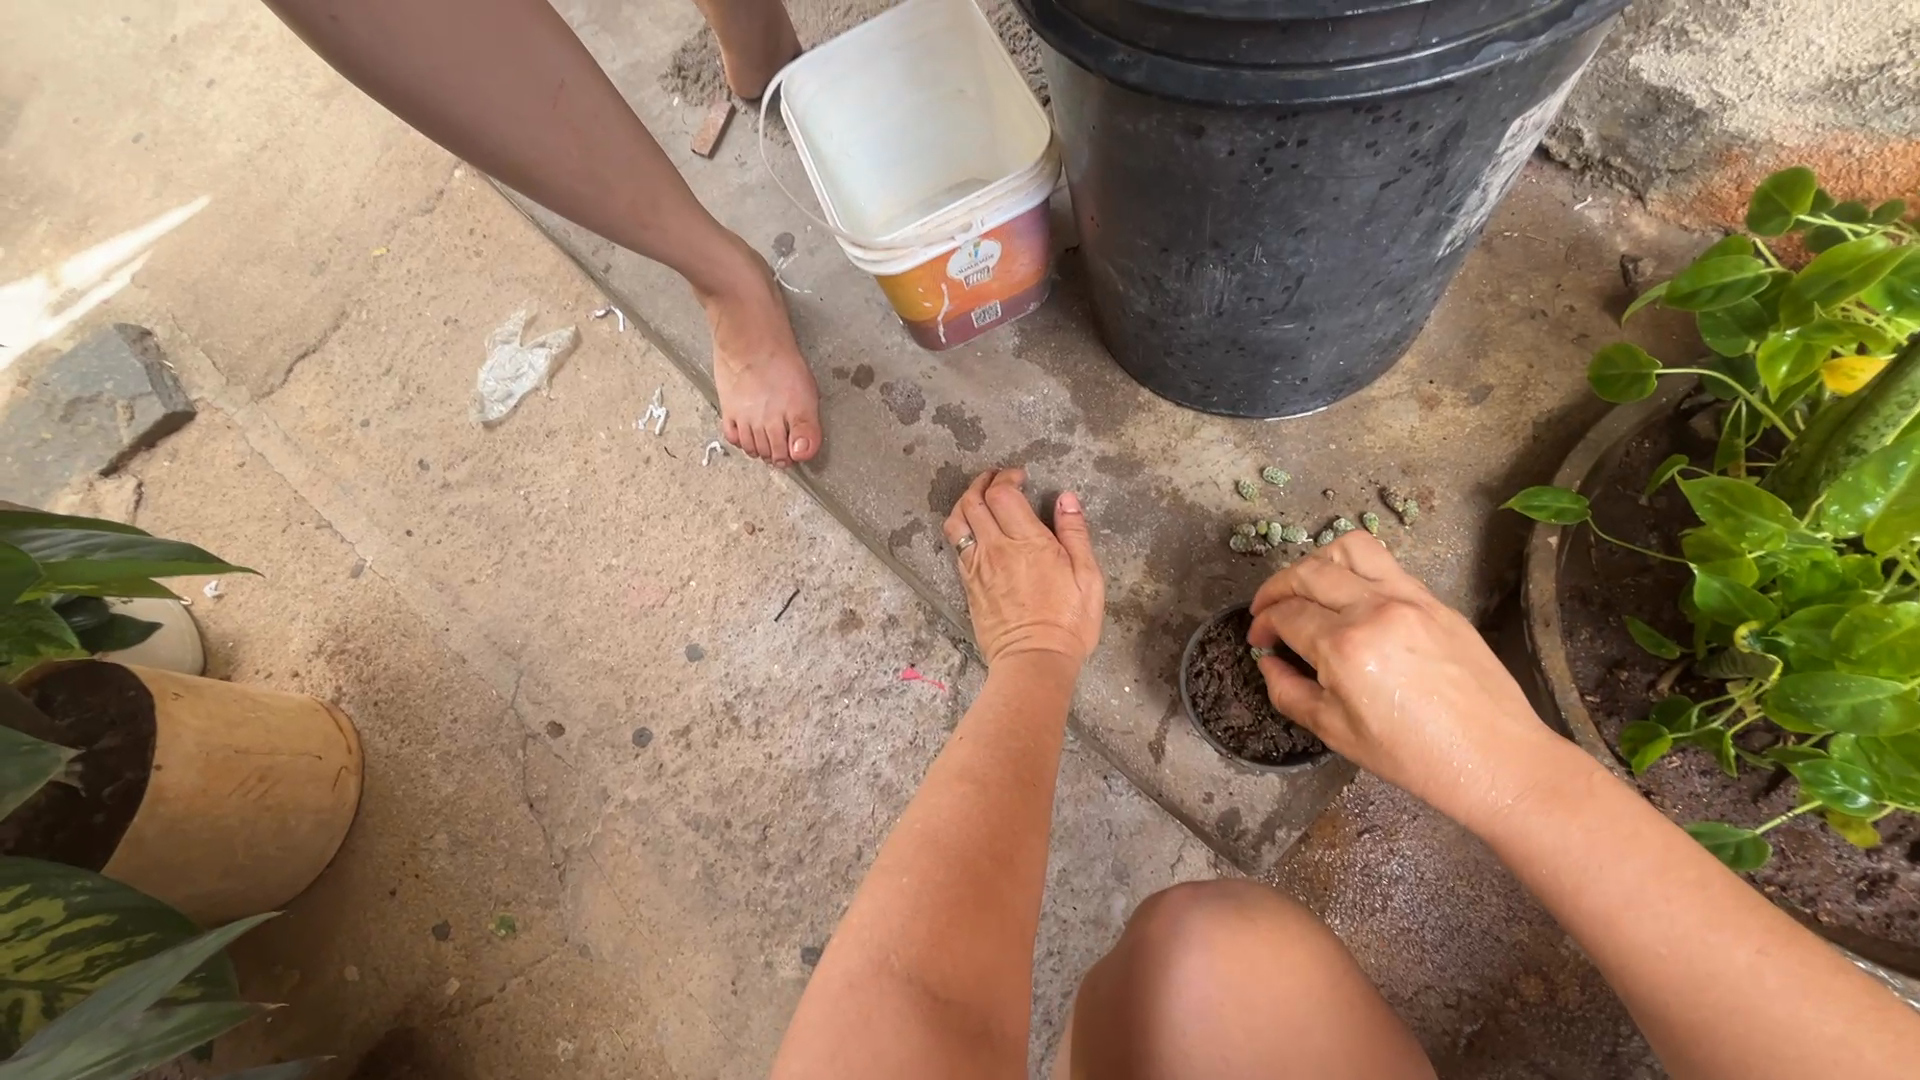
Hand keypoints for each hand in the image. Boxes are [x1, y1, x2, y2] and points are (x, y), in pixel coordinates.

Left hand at [942, 468, 1103, 665]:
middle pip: (973, 502)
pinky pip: (956, 548)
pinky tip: (973, 531)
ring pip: (956, 522)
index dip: (1006, 478)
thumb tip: (1066, 498)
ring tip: (978, 498)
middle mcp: (996, 549)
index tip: (1019, 477)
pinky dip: (961, 529)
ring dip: (964, 502)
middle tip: (994, 478)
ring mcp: (977, 568)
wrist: (1034, 661)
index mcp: (1027, 542)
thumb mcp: (1088, 576)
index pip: (1003, 494)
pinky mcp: (968, 586)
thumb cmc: (1068, 622)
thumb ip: (1075, 532)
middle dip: (981, 482)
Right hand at [1247, 532, 1574, 825]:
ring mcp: (1409, 599)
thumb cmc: (1411, 756)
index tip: (1260, 641)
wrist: (1494, 759)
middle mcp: (1373, 610)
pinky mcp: (1435, 602)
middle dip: (1275, 588)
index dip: (1262, 624)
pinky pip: (1385, 564)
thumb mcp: (1333, 731)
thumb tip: (1269, 662)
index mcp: (1344, 647)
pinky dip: (1354, 569)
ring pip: (1348, 549)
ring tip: (1307, 587)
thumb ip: (1288, 691)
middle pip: (1307, 573)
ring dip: (1315, 562)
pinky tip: (1349, 597)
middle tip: (1267, 611)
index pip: (1286, 614)